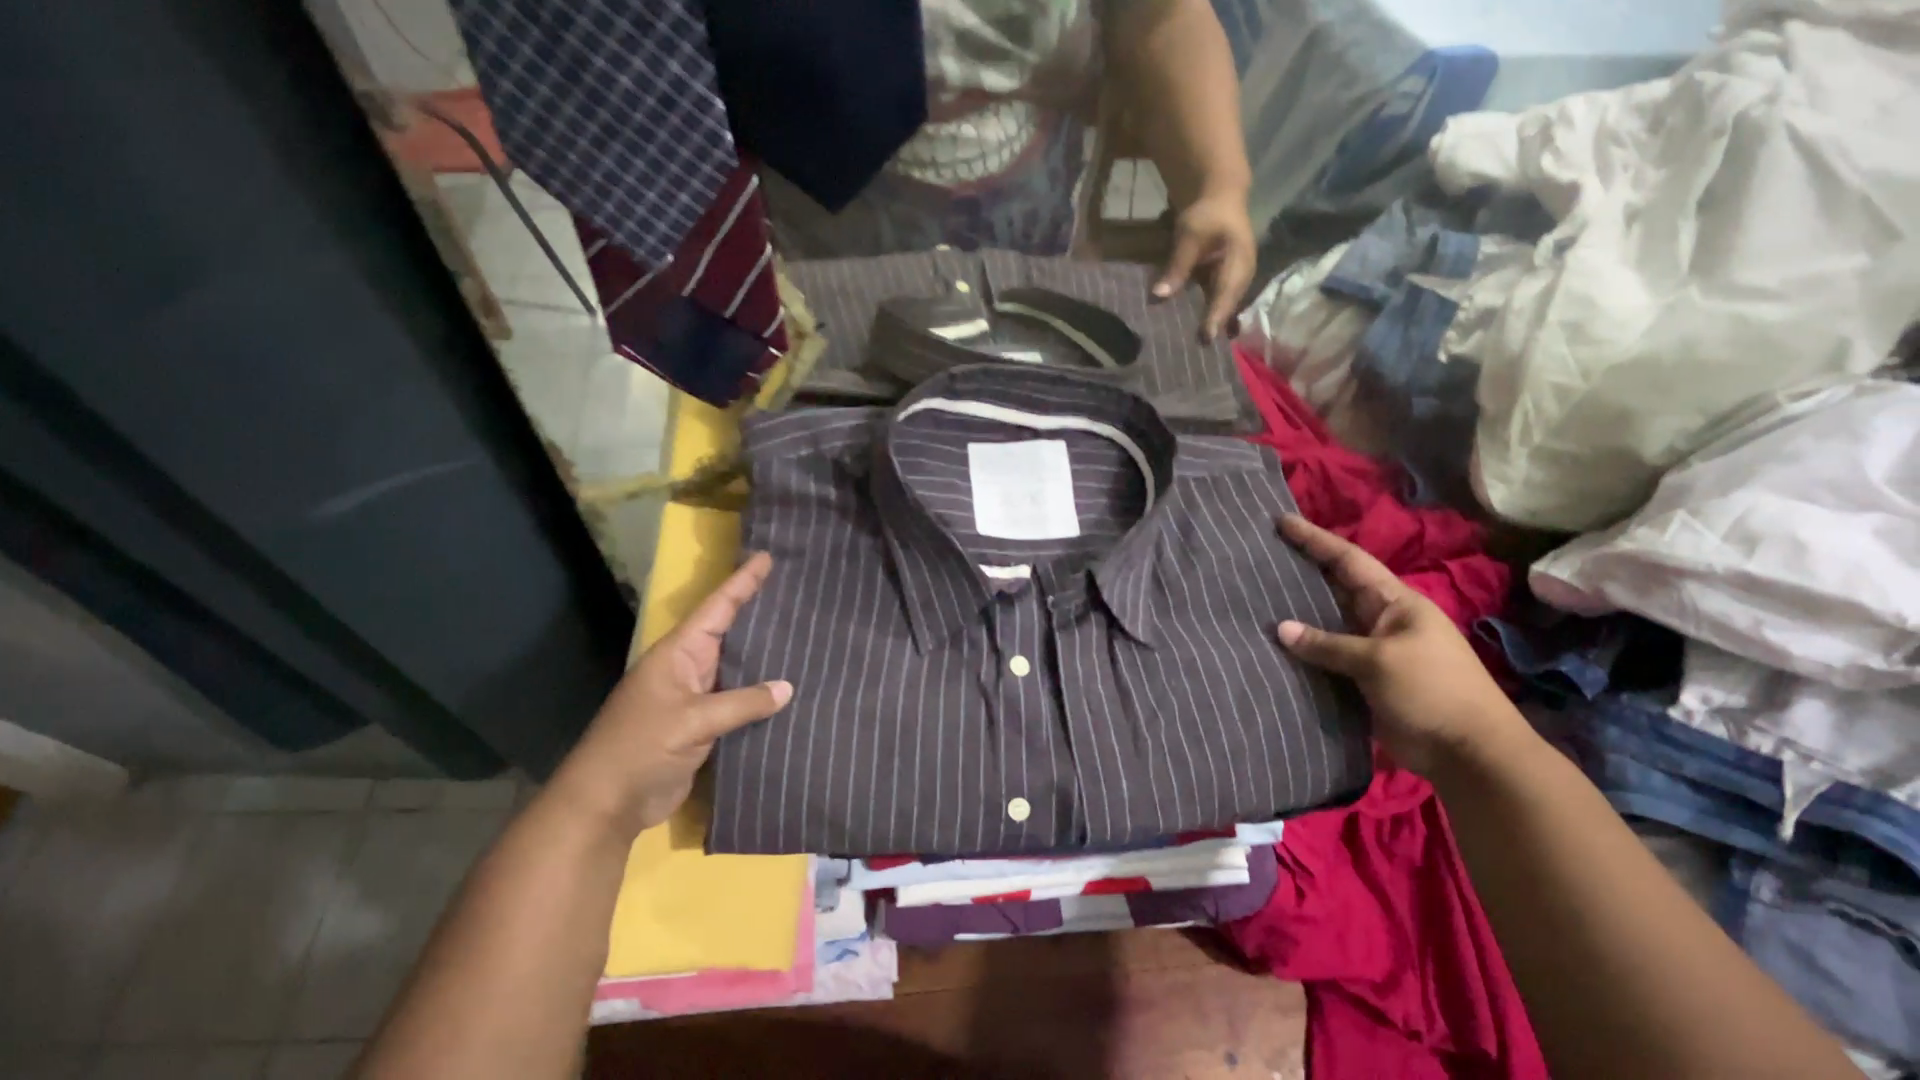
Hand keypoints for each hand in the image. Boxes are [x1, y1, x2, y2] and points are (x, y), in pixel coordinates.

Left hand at [547, 552, 791, 837]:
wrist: (609, 802)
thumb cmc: (641, 748)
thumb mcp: (692, 721)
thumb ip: (742, 703)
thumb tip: (787, 688)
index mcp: (678, 654)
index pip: (716, 609)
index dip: (742, 583)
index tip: (768, 558)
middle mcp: (688, 670)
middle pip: (729, 634)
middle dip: (759, 613)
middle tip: (797, 593)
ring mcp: (695, 700)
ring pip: (737, 670)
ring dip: (765, 657)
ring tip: (804, 637)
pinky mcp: (703, 728)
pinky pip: (739, 703)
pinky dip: (761, 697)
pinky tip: (789, 693)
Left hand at [1153, 187, 1256, 340]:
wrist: (1218, 197)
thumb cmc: (1206, 214)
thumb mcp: (1190, 236)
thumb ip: (1177, 266)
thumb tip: (1159, 297)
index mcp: (1239, 264)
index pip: (1226, 296)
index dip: (1216, 318)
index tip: (1205, 340)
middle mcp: (1241, 277)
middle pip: (1229, 308)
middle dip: (1215, 329)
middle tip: (1199, 355)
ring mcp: (1233, 281)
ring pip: (1223, 308)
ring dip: (1212, 327)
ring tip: (1197, 352)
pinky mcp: (1223, 283)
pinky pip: (1216, 304)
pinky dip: (1207, 318)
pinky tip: (1194, 335)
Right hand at [1273, 514, 1526, 774]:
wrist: (1468, 751)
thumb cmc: (1431, 691)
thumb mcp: (1378, 661)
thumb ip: (1328, 644)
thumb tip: (1281, 629)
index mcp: (1396, 603)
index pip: (1349, 562)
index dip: (1315, 541)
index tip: (1282, 521)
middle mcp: (1383, 621)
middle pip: (1336, 589)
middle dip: (1302, 572)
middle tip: (1261, 556)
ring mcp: (1375, 653)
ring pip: (1329, 626)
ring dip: (1299, 616)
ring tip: (1257, 600)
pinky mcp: (1367, 682)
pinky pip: (1329, 660)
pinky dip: (1305, 654)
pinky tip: (1276, 650)